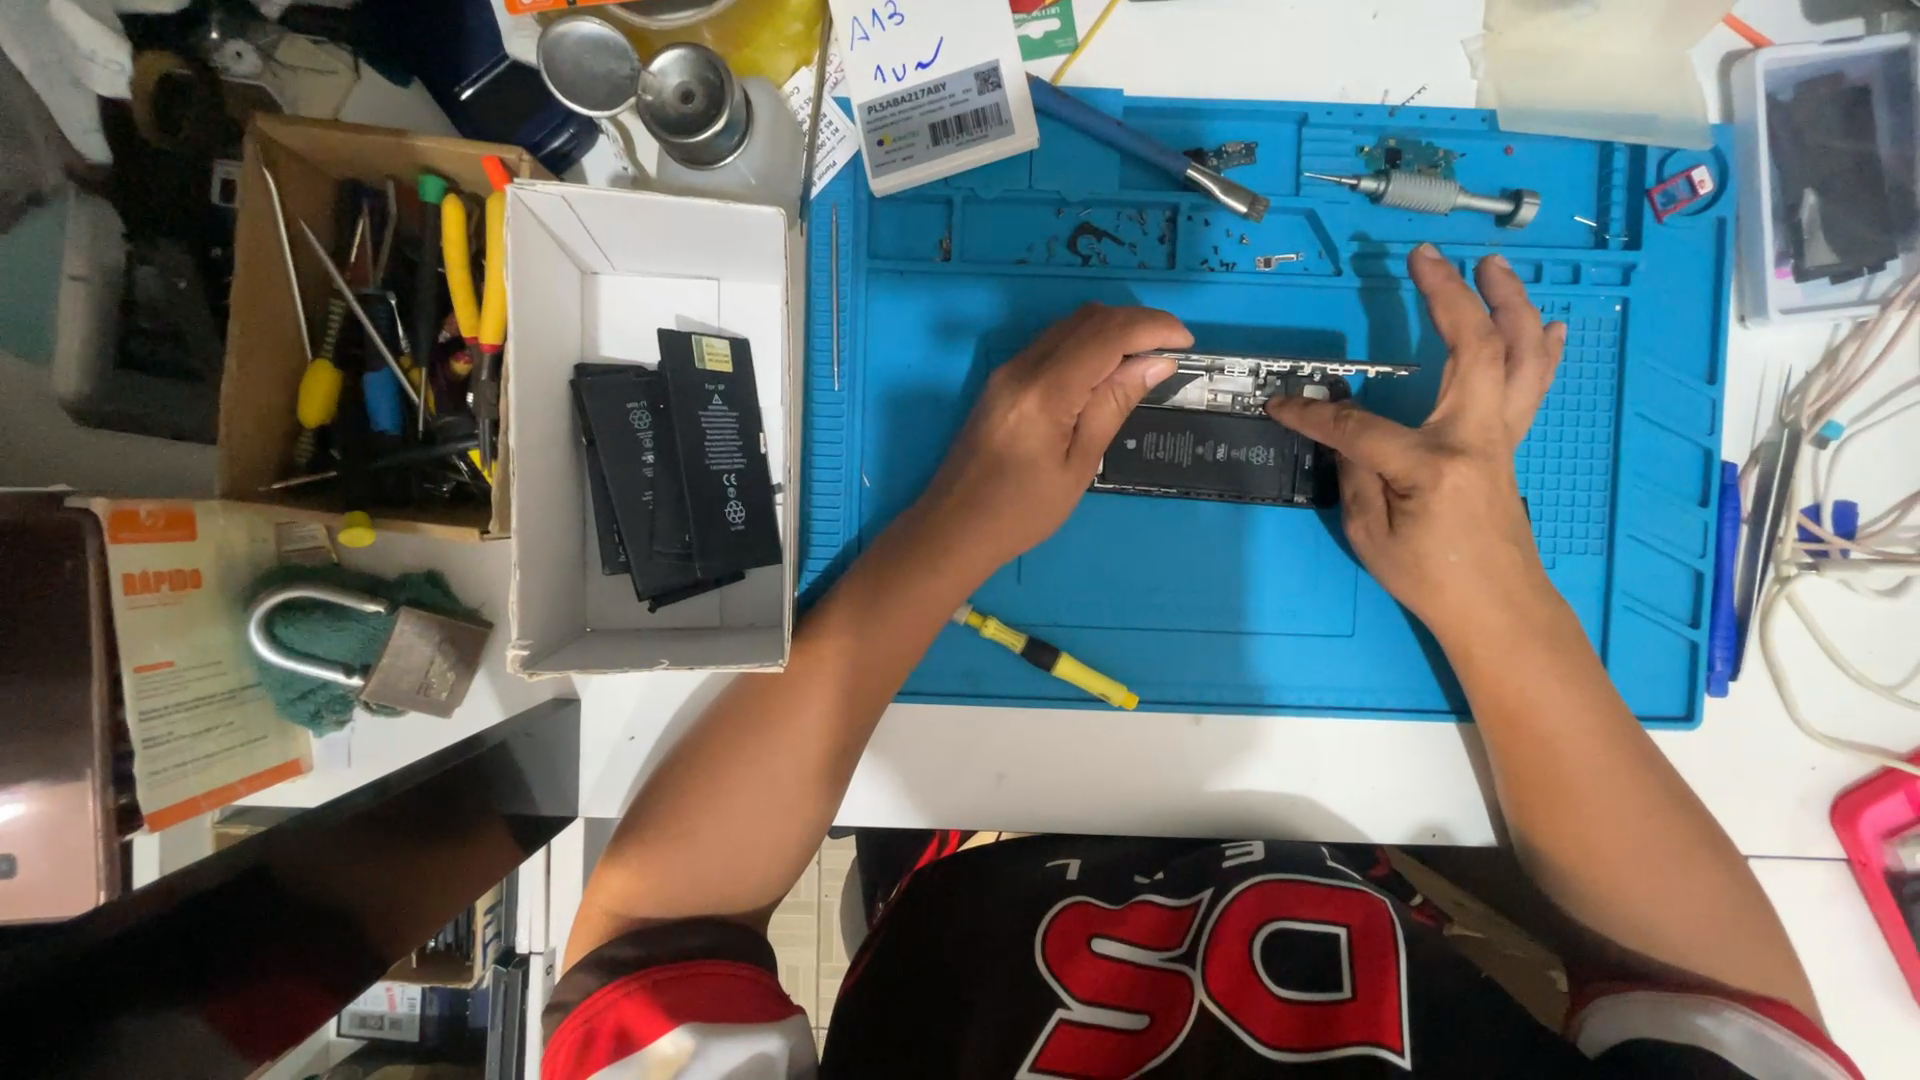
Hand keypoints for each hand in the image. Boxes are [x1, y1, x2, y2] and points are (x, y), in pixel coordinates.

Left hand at [914, 304, 1192, 574]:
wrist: (953, 526)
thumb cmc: (1021, 511)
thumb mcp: (1078, 465)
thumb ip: (1113, 405)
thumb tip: (1156, 361)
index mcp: (1045, 390)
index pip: (1107, 333)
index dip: (1153, 327)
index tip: (1186, 342)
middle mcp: (1022, 368)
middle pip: (1087, 318)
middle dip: (1136, 322)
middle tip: (1169, 350)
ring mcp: (1007, 371)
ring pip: (1068, 326)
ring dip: (1110, 330)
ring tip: (1144, 360)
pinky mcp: (1001, 382)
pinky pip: (1051, 344)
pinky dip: (1086, 345)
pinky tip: (1105, 372)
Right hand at [1267, 244, 1566, 636]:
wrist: (1497, 608)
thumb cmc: (1428, 578)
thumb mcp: (1370, 534)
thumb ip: (1355, 472)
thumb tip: (1341, 429)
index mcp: (1432, 464)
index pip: (1360, 426)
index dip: (1313, 415)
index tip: (1279, 405)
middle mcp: (1477, 437)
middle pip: (1476, 349)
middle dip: (1451, 297)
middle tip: (1427, 259)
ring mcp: (1502, 437)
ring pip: (1521, 355)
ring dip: (1511, 304)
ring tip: (1495, 265)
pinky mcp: (1510, 444)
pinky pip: (1534, 384)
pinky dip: (1543, 347)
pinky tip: (1549, 323)